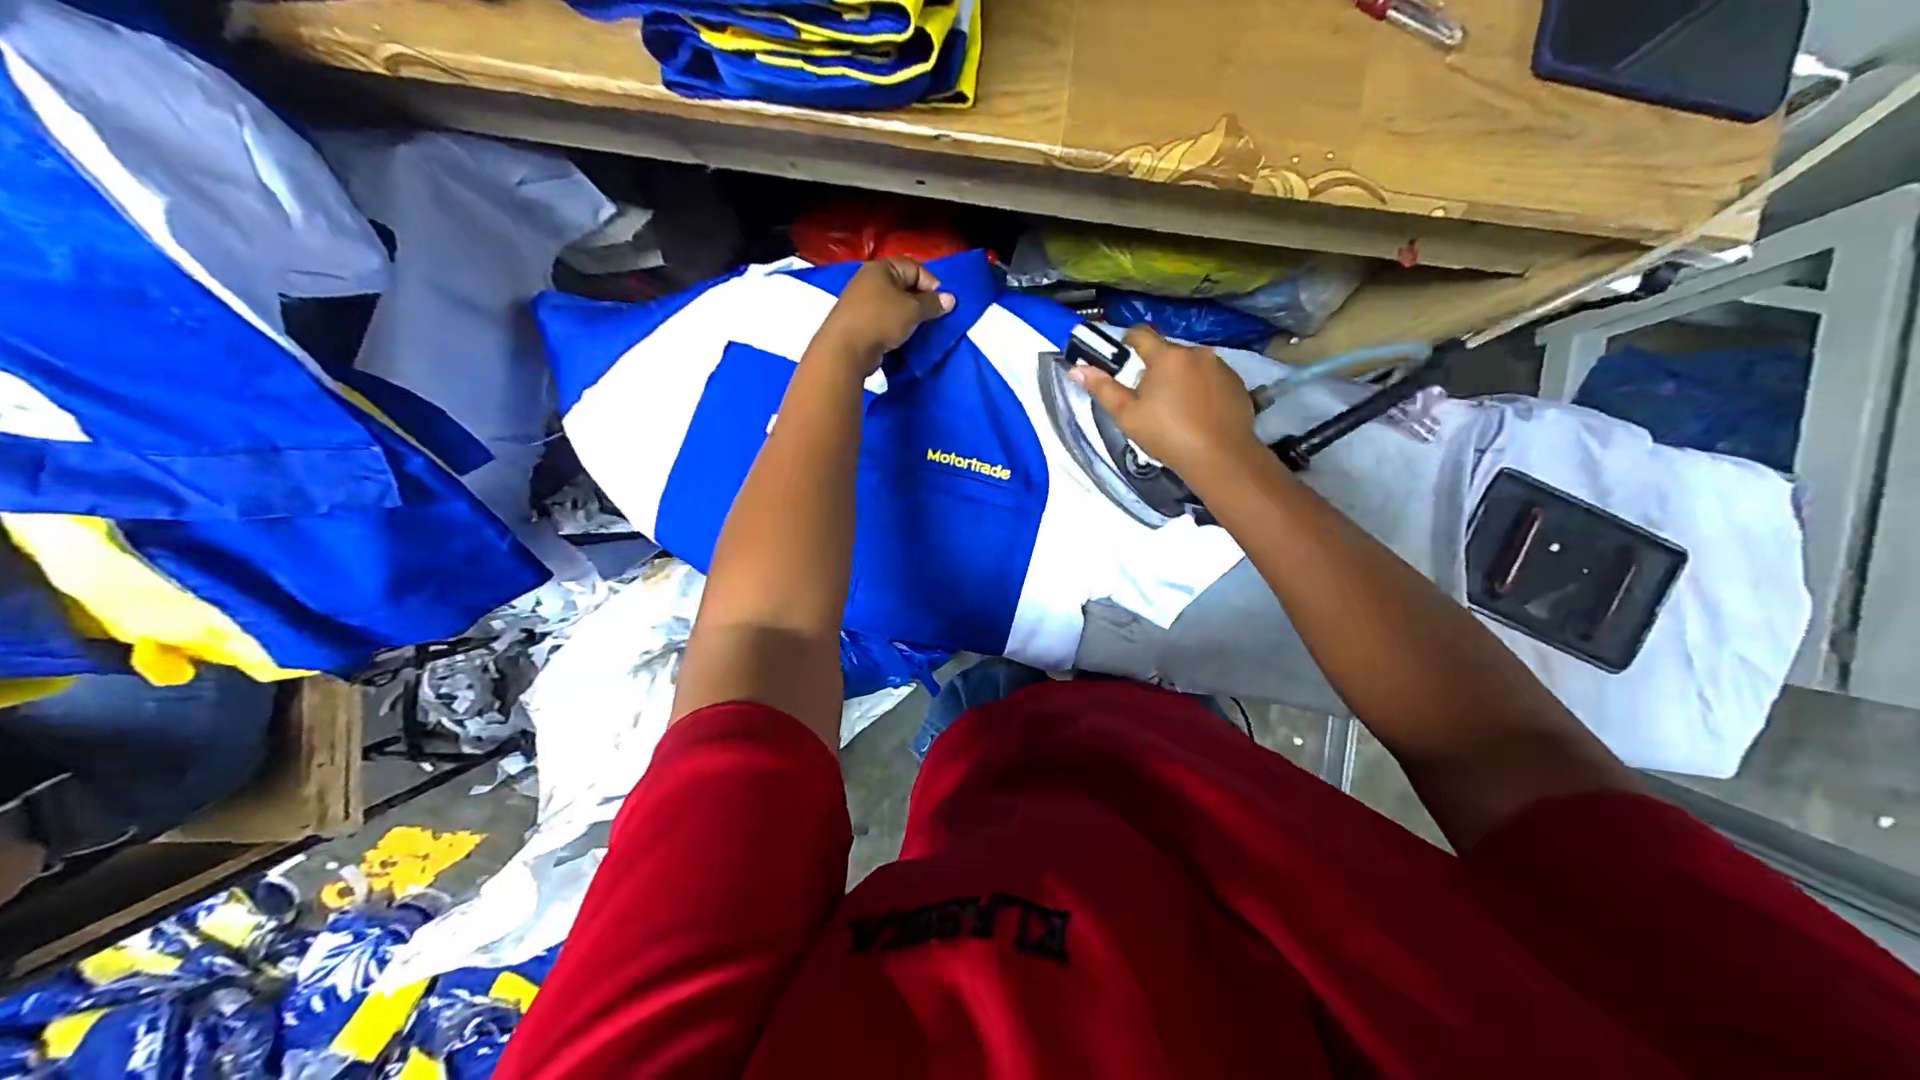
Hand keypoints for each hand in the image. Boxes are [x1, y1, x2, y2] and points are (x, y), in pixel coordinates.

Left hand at [810, 257, 955, 373]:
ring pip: (894, 304)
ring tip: (920, 329)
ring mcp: (862, 301)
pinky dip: (896, 326)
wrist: (845, 349)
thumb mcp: (912, 310)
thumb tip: (951, 299)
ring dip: (909, 316)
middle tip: (933, 318)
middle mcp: (869, 280)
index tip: (942, 304)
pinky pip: (884, 319)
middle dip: (921, 301)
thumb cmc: (880, 320)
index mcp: (881, 268)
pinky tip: (904, 338)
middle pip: (904, 286)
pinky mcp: (859, 321)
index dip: (931, 284)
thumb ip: (933, 304)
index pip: (915, 268)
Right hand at [1071, 326, 1266, 483]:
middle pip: (1168, 353)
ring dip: (1181, 378)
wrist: (1220, 457)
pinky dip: (1203, 390)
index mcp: (1166, 357)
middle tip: (1149, 398)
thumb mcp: (1127, 415)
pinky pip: (1212, 379)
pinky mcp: (1237, 384)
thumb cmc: (1167, 435)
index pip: (1142, 334)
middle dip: (1156, 369)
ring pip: (1192, 366)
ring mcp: (1221, 367)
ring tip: (1177, 409)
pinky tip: (1199, 414)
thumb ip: (1103, 389)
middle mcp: (1196, 353)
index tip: (1123, 354)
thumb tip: (1077, 369)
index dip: (1129, 340)